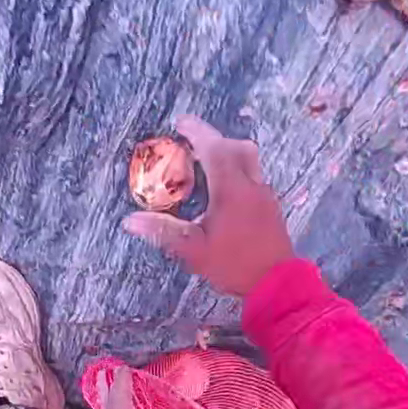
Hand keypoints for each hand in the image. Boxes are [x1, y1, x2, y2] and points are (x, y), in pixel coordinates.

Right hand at [122, 115, 293, 296]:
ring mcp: (266, 197)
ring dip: (230, 156)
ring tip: (209, 167)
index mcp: (231, 189)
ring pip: (250, 162)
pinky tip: (228, 194)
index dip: (197, 132)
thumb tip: (130, 221)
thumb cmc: (234, 265)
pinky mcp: (272, 210)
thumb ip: (164, 232)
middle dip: (215, 140)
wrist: (277, 284)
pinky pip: (255, 180)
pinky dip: (240, 175)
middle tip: (195, 145)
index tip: (181, 123)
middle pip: (237, 148)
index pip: (214, 147)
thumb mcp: (194, 250)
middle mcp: (252, 186)